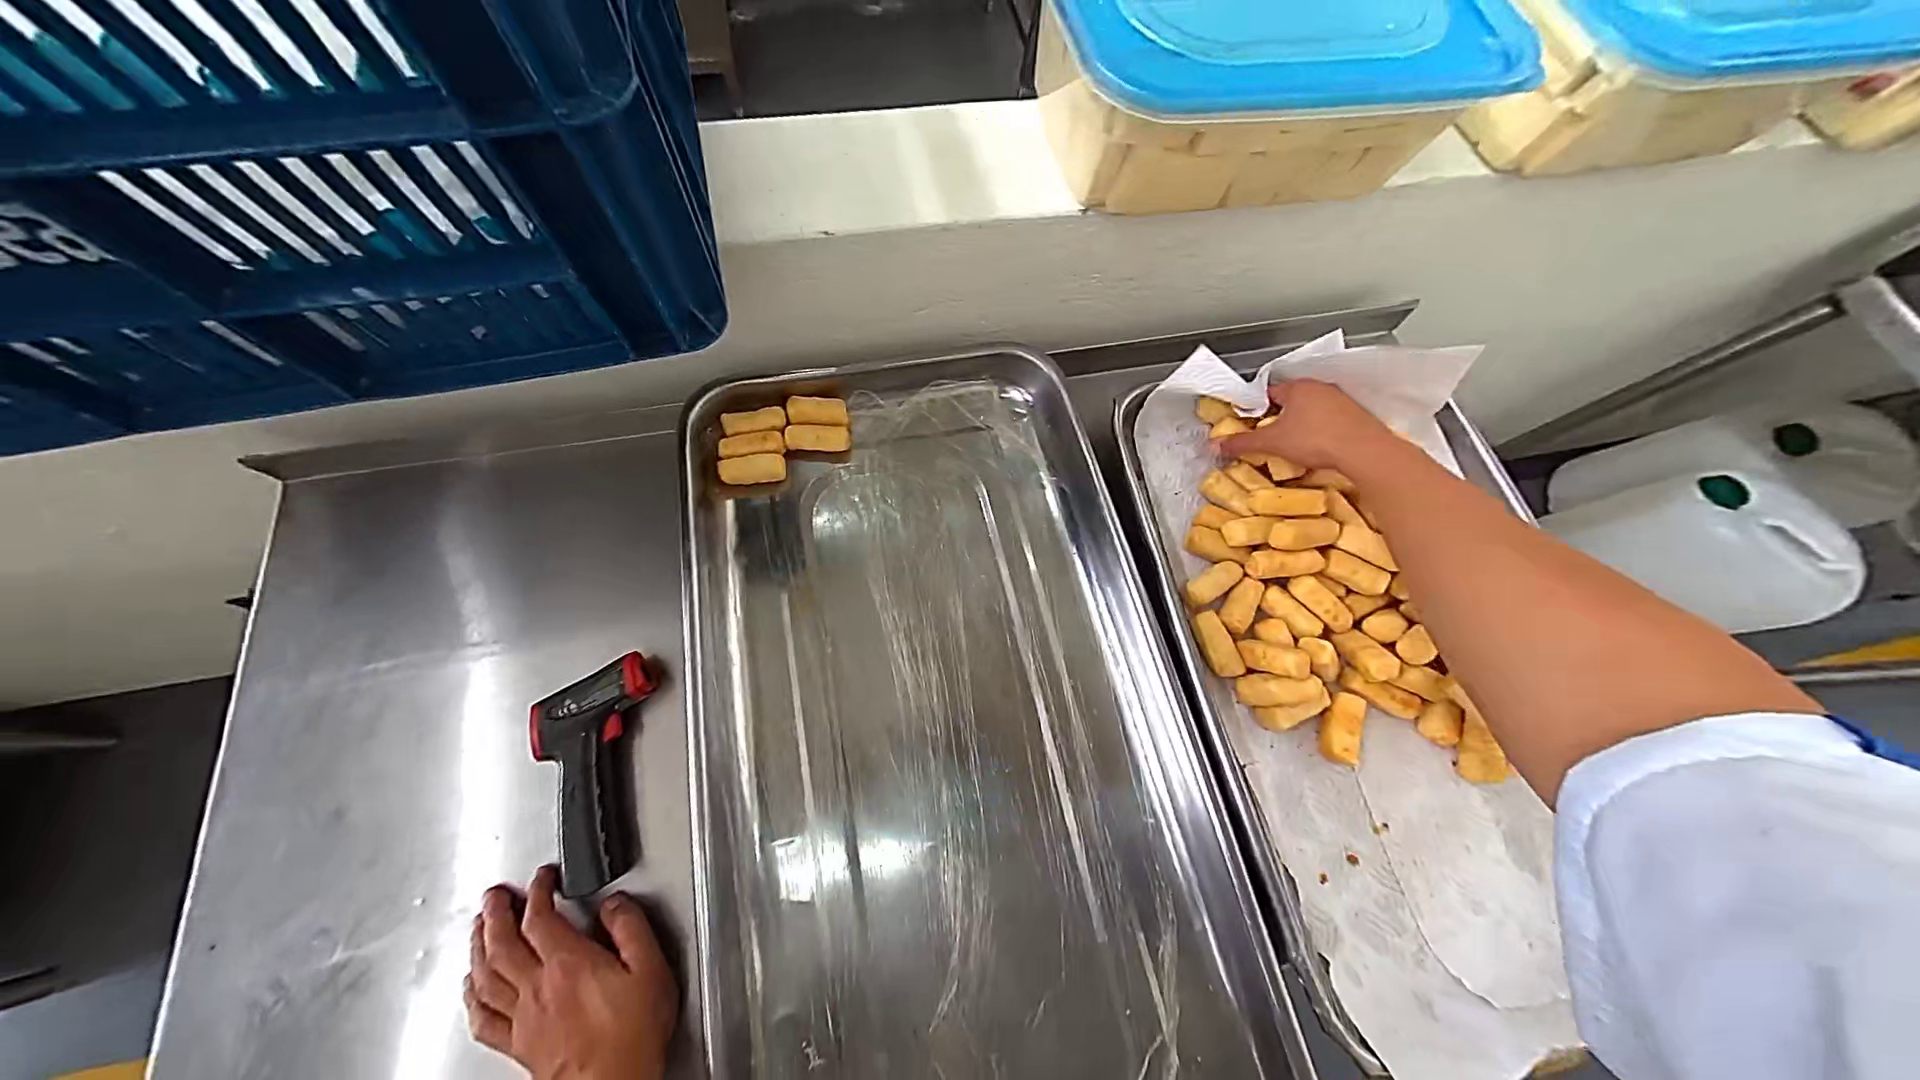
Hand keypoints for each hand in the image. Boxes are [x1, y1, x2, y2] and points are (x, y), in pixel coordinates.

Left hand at [466, 865, 676, 1079]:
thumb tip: (615, 904)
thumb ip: (632, 928)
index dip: (538, 890)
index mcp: (570, 964)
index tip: (543, 877)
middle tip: (495, 895)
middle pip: (502, 944)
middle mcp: (539, 988)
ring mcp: (524, 1018)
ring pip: (485, 977)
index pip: (541, 917)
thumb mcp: (651, 966)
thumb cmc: (634, 1032)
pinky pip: (483, 1018)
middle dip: (495, 914)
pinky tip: (471, 988)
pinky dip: (472, 997)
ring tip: (477, 929)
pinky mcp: (518, 1045)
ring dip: (477, 947)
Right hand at [1217, 379, 1404, 474]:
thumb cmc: (1316, 440)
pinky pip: (1329, 419)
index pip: (1267, 392)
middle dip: (1277, 417)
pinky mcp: (1356, 415)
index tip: (1249, 424)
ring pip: (1310, 409)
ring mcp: (1341, 400)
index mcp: (1298, 387)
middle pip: (1289, 400)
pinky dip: (1319, 430)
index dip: (1255, 408)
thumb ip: (1241, 443)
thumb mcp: (1271, 443)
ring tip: (1291, 444)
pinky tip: (1316, 447)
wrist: (1364, 451)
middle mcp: (1320, 387)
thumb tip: (1216, 445)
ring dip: (1299, 423)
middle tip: (1267, 436)